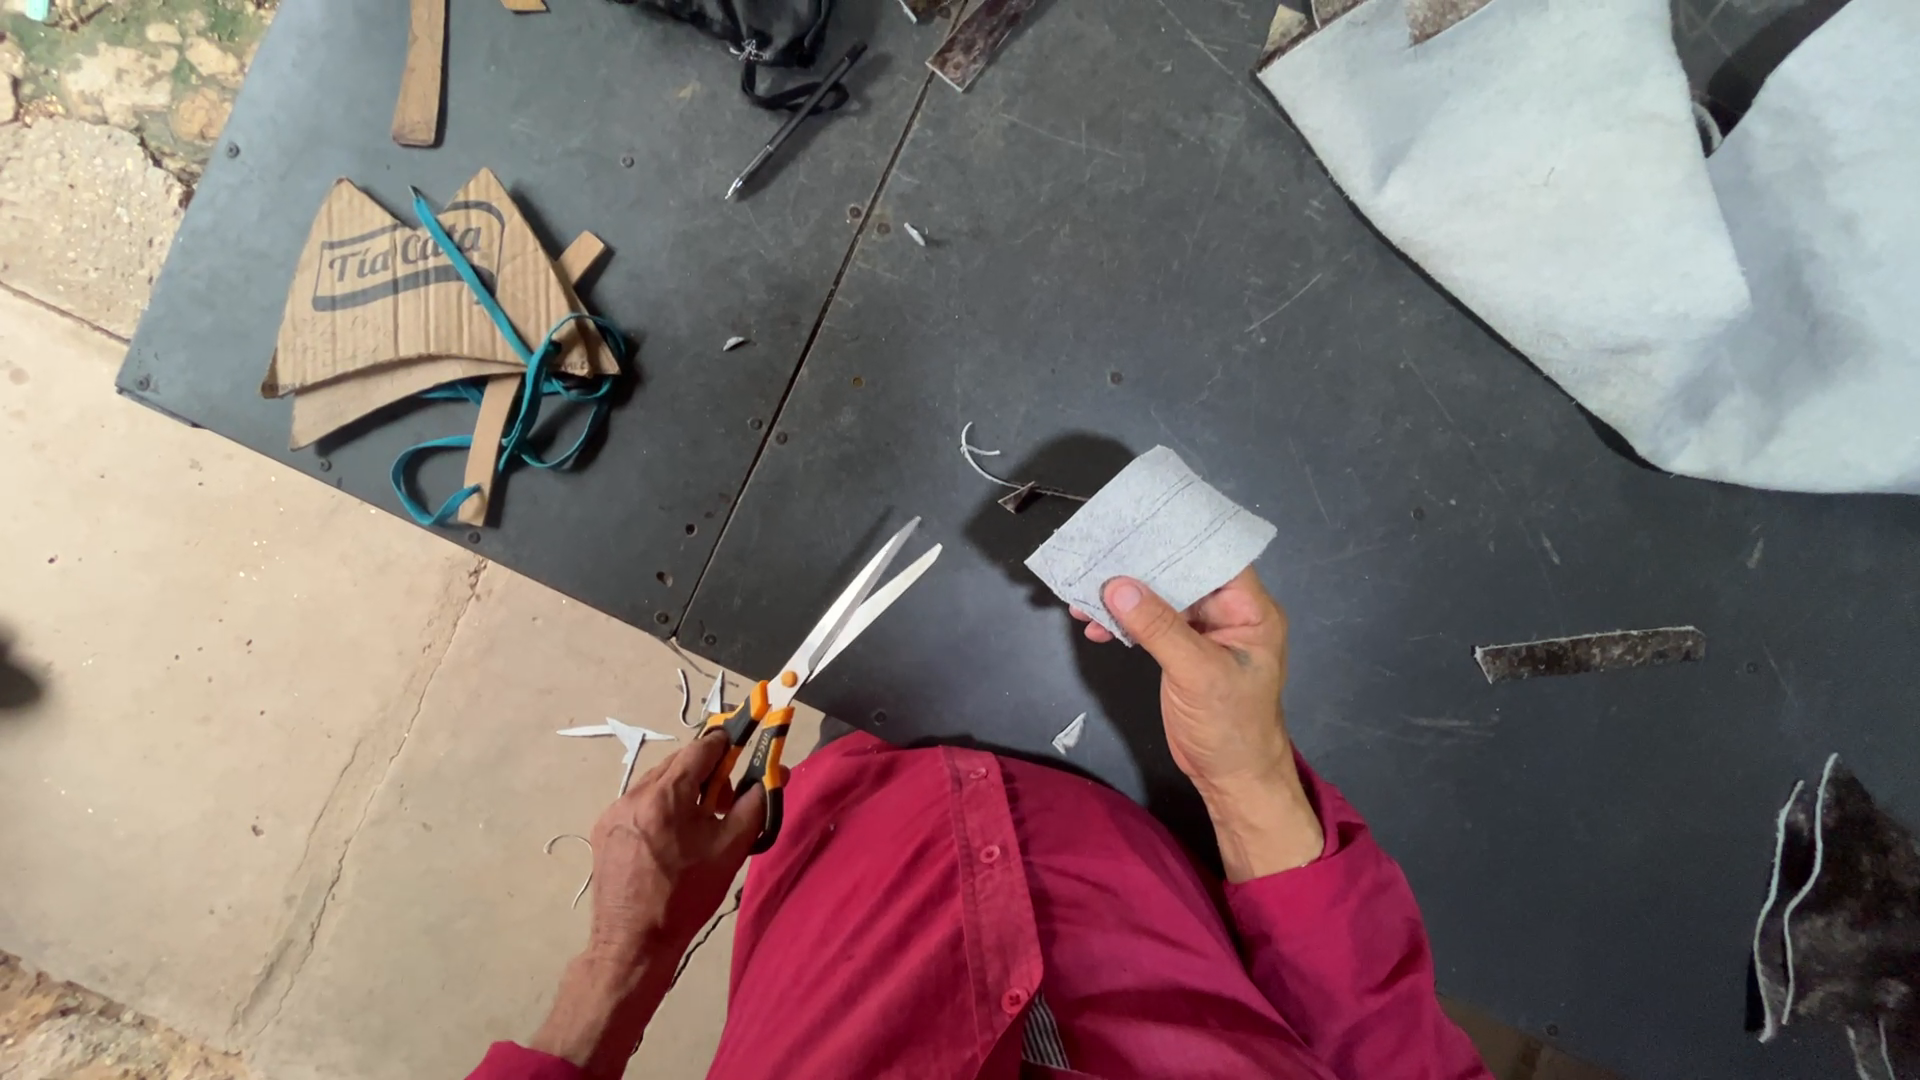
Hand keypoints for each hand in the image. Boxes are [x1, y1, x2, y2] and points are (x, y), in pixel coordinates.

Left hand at [530, 732, 764, 1075]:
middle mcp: (635, 793)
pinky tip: (671, 835)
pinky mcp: (604, 828)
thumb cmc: (687, 895)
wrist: (634, 944)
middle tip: (724, 798)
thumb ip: (755, 803)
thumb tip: (774, 774)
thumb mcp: (731, 848)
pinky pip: (640, 800)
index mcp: (667, 795)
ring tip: (698, 821)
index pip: (702, 746)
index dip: (726, 744)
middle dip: (706, 770)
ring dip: (683, 787)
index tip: (742, 750)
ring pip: (658, 780)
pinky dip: (661, 805)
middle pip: (679, 761)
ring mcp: (615, 810)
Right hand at [1073, 568, 1322, 880]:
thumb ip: (1159, 628)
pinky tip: (1093, 624)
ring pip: (1158, 599)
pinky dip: (1121, 622)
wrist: (1231, 780)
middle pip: (1180, 574)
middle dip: (1139, 567)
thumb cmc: (1231, 727)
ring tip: (1084, 592)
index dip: (1181, 537)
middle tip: (1099, 552)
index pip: (1215, 557)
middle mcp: (1226, 614)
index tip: (1140, 523)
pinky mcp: (1178, 651)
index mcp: (1249, 610)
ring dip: (1122, 597)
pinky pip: (1147, 624)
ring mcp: (1200, 632)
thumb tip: (1117, 586)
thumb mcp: (1198, 673)